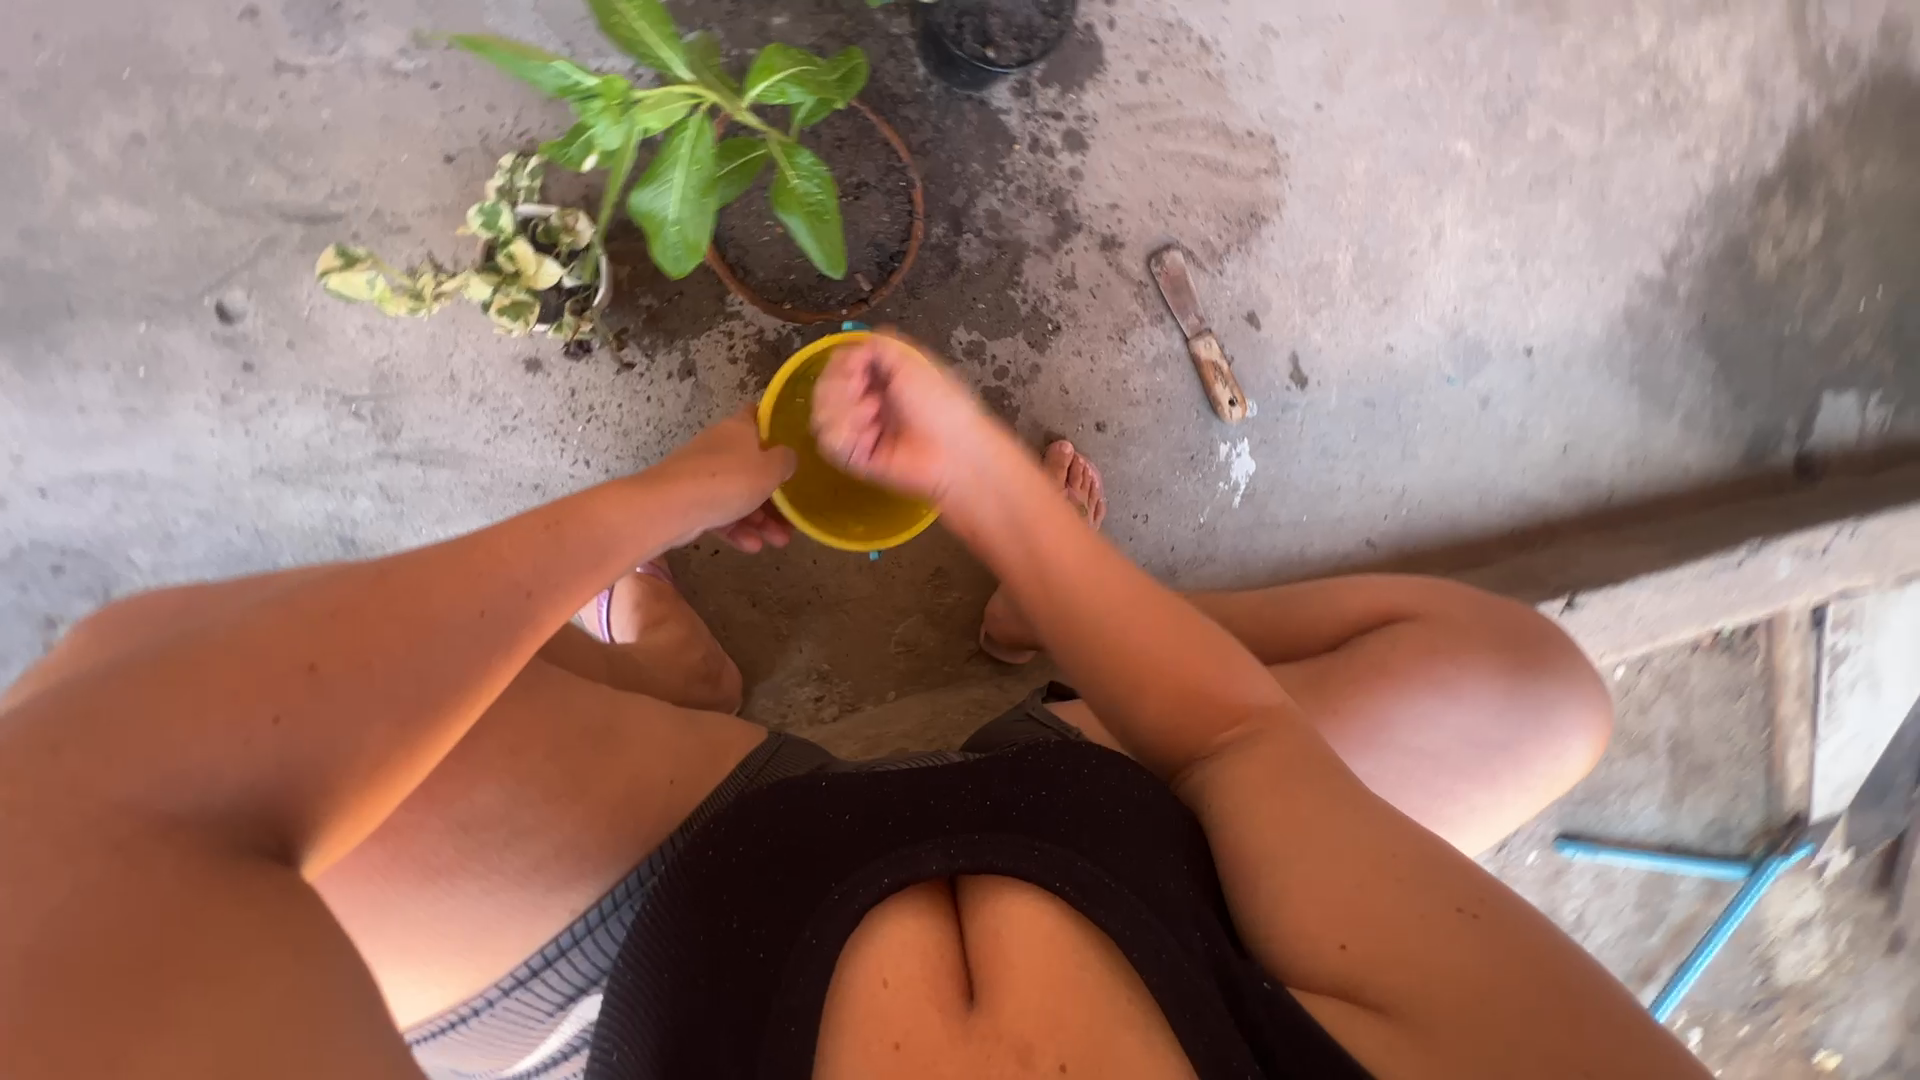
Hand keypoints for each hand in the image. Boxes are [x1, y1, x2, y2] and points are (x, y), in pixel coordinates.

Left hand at [649, 407, 796, 550]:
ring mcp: (703, 474)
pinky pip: (721, 512)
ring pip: (739, 494)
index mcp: (739, 429)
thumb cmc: (728, 480)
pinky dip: (737, 528)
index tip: (793, 443)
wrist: (670, 506)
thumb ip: (786, 461)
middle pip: (753, 465)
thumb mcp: (770, 470)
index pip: (758, 416)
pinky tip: (752, 546)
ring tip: (779, 541)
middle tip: (792, 515)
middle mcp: (720, 446)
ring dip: (761, 519)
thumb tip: (787, 456)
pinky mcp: (691, 499)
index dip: (775, 426)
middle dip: (774, 493)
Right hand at [810, 331, 1008, 505]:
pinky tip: (870, 439)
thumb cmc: (940, 404)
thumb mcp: (912, 361)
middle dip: (841, 390)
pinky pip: (828, 443)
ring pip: (820, 416)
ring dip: (845, 414)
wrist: (953, 451)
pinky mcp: (855, 459)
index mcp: (879, 377)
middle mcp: (865, 401)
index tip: (859, 371)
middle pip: (822, 388)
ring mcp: (858, 431)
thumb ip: (878, 344)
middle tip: (872, 400)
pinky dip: (846, 437)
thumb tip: (853, 350)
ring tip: (875, 421)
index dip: (841, 365)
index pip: (836, 363)